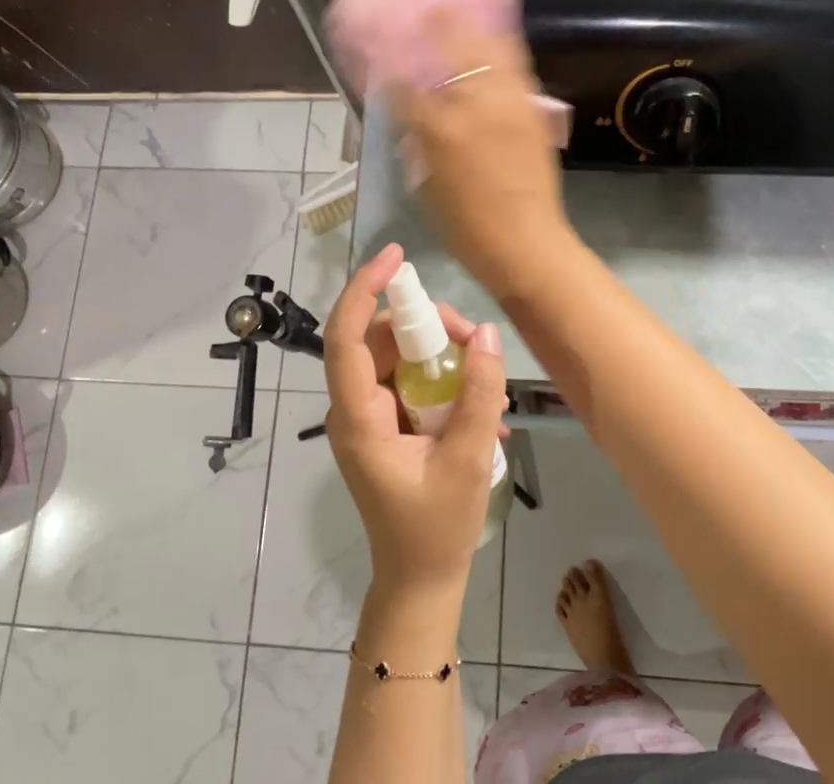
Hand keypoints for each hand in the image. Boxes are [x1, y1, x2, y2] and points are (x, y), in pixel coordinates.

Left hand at [324, 242, 509, 591]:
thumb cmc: (437, 527)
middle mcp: (354, 410)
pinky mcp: (385, 426)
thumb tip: (488, 335)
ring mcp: (368, 418)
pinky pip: (406, 382)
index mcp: (359, 420)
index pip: (345, 338)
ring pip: (393, 357)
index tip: (395, 257)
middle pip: (376, 341)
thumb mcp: (469, 459)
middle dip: (422, 324)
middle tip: (472, 335)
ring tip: (482, 369)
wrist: (420, 577)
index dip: (364, 290)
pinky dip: (439, 377)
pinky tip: (478, 399)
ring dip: (436, 351)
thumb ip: (481, 395)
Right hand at [394, 12, 575, 296]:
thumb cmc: (466, 225)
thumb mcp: (425, 182)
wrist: (525, 242)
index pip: (406, 79)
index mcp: (438, 128)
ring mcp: (509, 100)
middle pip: (452, 42)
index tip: (383, 45)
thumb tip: (413, 106)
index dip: (392, 59)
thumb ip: (417, 137)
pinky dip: (498, 46)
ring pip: (489, 44)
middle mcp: (475, 103)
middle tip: (423, 7)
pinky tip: (489, 40)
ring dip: (470, 25)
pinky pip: (514, 63)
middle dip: (434, 20)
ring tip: (457, 11)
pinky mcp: (533, 106)